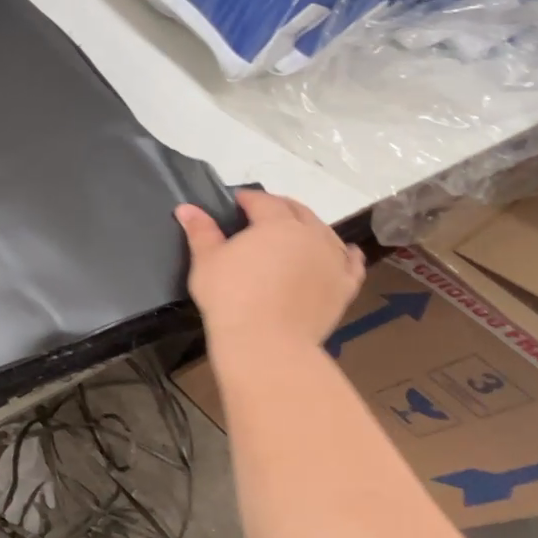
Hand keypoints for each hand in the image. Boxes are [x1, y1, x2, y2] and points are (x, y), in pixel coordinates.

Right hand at [175, 190, 365, 349]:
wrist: (267, 338)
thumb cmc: (230, 294)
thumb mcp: (206, 259)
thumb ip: (201, 230)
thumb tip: (186, 207)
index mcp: (277, 225)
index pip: (264, 201)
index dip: (247, 198)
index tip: (234, 201)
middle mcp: (312, 236)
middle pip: (299, 211)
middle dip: (280, 206)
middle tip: (260, 212)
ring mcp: (334, 260)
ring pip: (326, 233)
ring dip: (309, 226)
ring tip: (294, 232)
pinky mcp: (345, 285)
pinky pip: (351, 262)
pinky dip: (346, 252)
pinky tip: (345, 250)